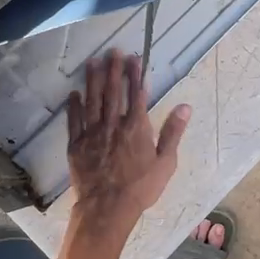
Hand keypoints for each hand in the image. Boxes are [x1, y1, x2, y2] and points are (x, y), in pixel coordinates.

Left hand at [63, 51, 190, 256]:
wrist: (107, 208)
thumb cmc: (141, 187)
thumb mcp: (166, 162)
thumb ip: (173, 132)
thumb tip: (185, 107)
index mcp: (136, 127)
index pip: (136, 94)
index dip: (135, 74)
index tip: (134, 57)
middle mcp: (113, 124)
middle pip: (112, 91)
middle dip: (113, 69)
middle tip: (112, 51)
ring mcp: (92, 133)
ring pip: (92, 100)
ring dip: (92, 80)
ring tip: (92, 62)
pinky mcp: (76, 145)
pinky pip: (74, 121)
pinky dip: (74, 106)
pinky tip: (73, 93)